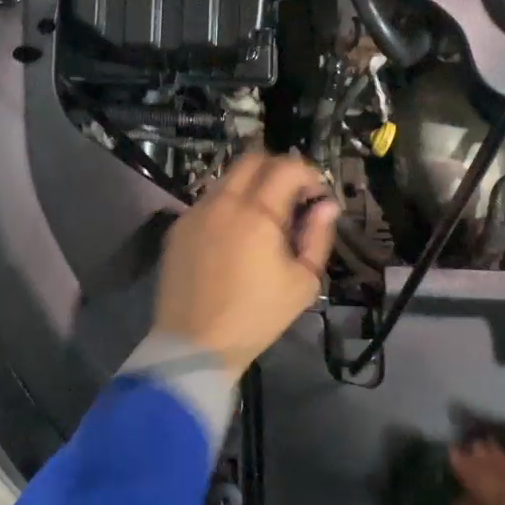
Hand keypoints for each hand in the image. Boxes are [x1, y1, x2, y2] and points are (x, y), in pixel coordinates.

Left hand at [151, 153, 338, 373]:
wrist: (195, 346)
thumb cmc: (257, 317)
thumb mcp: (303, 283)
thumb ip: (317, 237)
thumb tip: (326, 205)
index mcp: (257, 213)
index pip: (287, 167)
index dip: (308, 174)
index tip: (316, 196)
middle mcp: (223, 201)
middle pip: (253, 159)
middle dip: (278, 169)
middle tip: (292, 197)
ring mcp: (196, 211)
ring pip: (228, 177)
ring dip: (251, 185)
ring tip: (264, 218)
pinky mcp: (179, 226)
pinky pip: (209, 200)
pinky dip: (228, 204)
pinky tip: (235, 235)